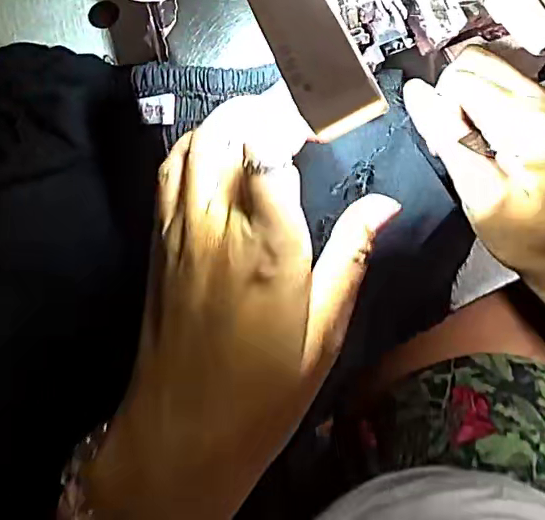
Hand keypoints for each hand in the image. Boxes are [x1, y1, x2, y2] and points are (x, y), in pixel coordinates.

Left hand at [86, 91, 400, 519]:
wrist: (178, 437)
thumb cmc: (262, 390)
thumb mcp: (323, 330)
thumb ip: (351, 255)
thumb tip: (385, 204)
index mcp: (266, 246)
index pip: (269, 149)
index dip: (297, 115)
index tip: (327, 111)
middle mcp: (216, 224)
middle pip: (226, 131)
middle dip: (264, 106)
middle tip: (298, 112)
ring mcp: (180, 228)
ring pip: (195, 140)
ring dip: (231, 118)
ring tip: (264, 122)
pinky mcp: (159, 237)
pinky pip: (171, 167)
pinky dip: (199, 140)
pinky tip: (222, 149)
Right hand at [403, 46, 544, 287]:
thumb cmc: (532, 234)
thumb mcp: (478, 194)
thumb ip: (445, 136)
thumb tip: (417, 93)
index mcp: (535, 121)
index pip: (461, 80)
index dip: (443, 111)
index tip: (453, 146)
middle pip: (473, 62)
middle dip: (453, 98)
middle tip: (462, 144)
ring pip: (483, 68)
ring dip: (467, 100)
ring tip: (477, 144)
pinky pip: (497, 82)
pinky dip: (481, 105)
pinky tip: (489, 140)